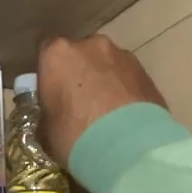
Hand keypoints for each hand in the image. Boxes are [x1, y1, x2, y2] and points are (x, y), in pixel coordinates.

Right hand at [37, 34, 168, 166]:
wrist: (127, 147)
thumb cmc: (74, 135)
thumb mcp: (45, 131)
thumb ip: (47, 114)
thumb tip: (52, 118)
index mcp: (57, 54)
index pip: (47, 52)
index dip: (49, 72)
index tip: (51, 91)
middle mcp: (89, 45)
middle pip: (79, 53)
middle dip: (79, 71)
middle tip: (79, 100)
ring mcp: (121, 54)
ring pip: (106, 63)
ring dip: (104, 79)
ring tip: (106, 109)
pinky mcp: (145, 71)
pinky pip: (127, 76)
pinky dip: (124, 89)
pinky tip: (124, 114)